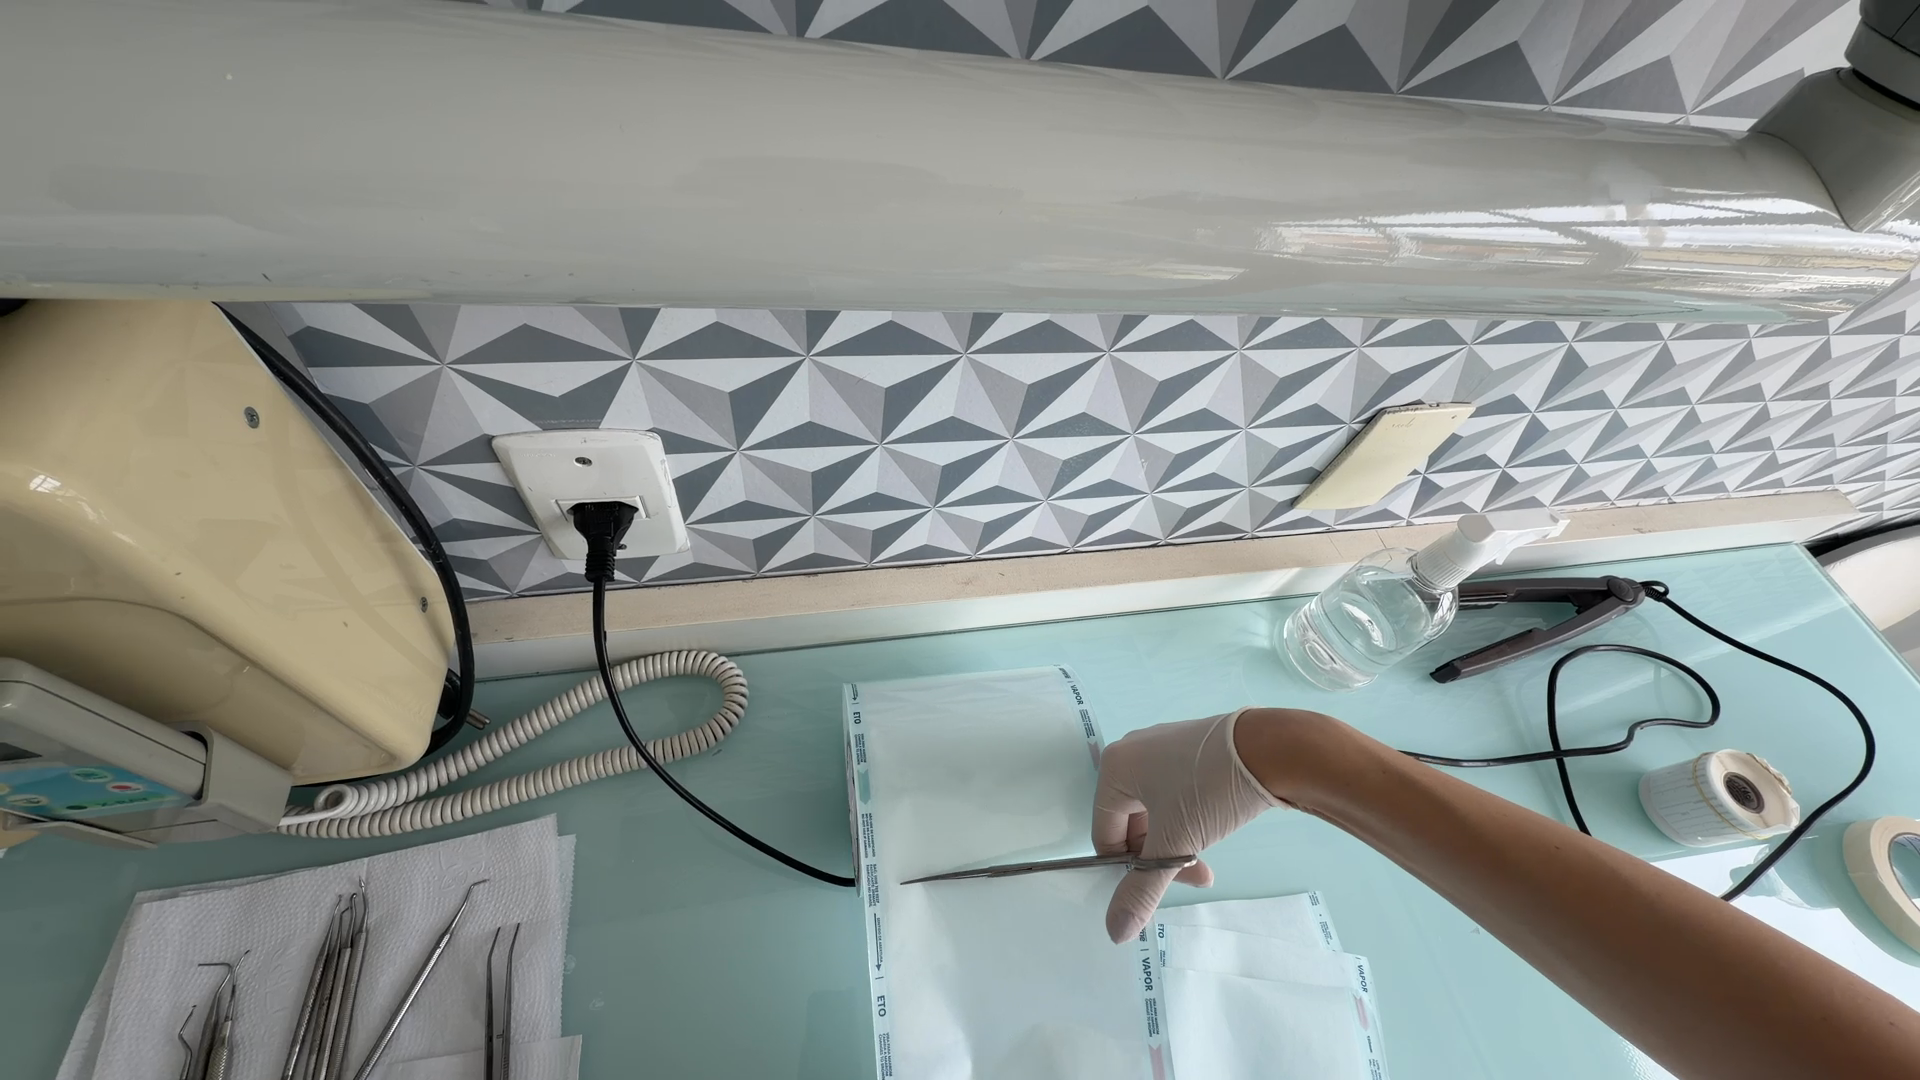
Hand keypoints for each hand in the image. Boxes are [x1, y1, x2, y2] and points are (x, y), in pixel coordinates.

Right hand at [1091, 709, 1284, 942]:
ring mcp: (1159, 747)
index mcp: (1114, 768)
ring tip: (1208, 863)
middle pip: (1130, 823)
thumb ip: (1142, 891)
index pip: (1105, 834)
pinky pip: (1172, 791)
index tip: (1166, 881)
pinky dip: (1187, 817)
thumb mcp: (1175, 843)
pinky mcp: (1187, 747)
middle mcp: (1130, 752)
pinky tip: (1213, 828)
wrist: (1271, 749)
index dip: (1131, 867)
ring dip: (1177, 842)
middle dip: (1160, 856)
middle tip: (1196, 875)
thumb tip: (1115, 933)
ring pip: (1155, 810)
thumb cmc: (1209, 790)